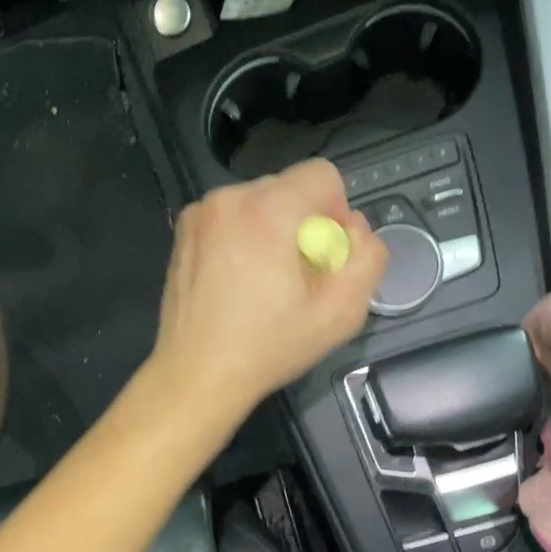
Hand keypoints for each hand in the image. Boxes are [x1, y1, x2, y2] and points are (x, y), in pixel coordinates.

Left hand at [148, 159, 387, 418]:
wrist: (196, 375)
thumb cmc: (267, 348)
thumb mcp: (341, 313)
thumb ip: (367, 257)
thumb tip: (353, 227)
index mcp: (269, 210)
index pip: (324, 175)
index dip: (336, 214)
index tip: (324, 257)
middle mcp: (230, 198)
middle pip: (290, 188)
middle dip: (303, 224)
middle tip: (296, 278)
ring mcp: (200, 213)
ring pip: (259, 202)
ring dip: (272, 231)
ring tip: (265, 283)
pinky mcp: (183, 231)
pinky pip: (230, 217)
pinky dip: (243, 237)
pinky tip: (238, 281)